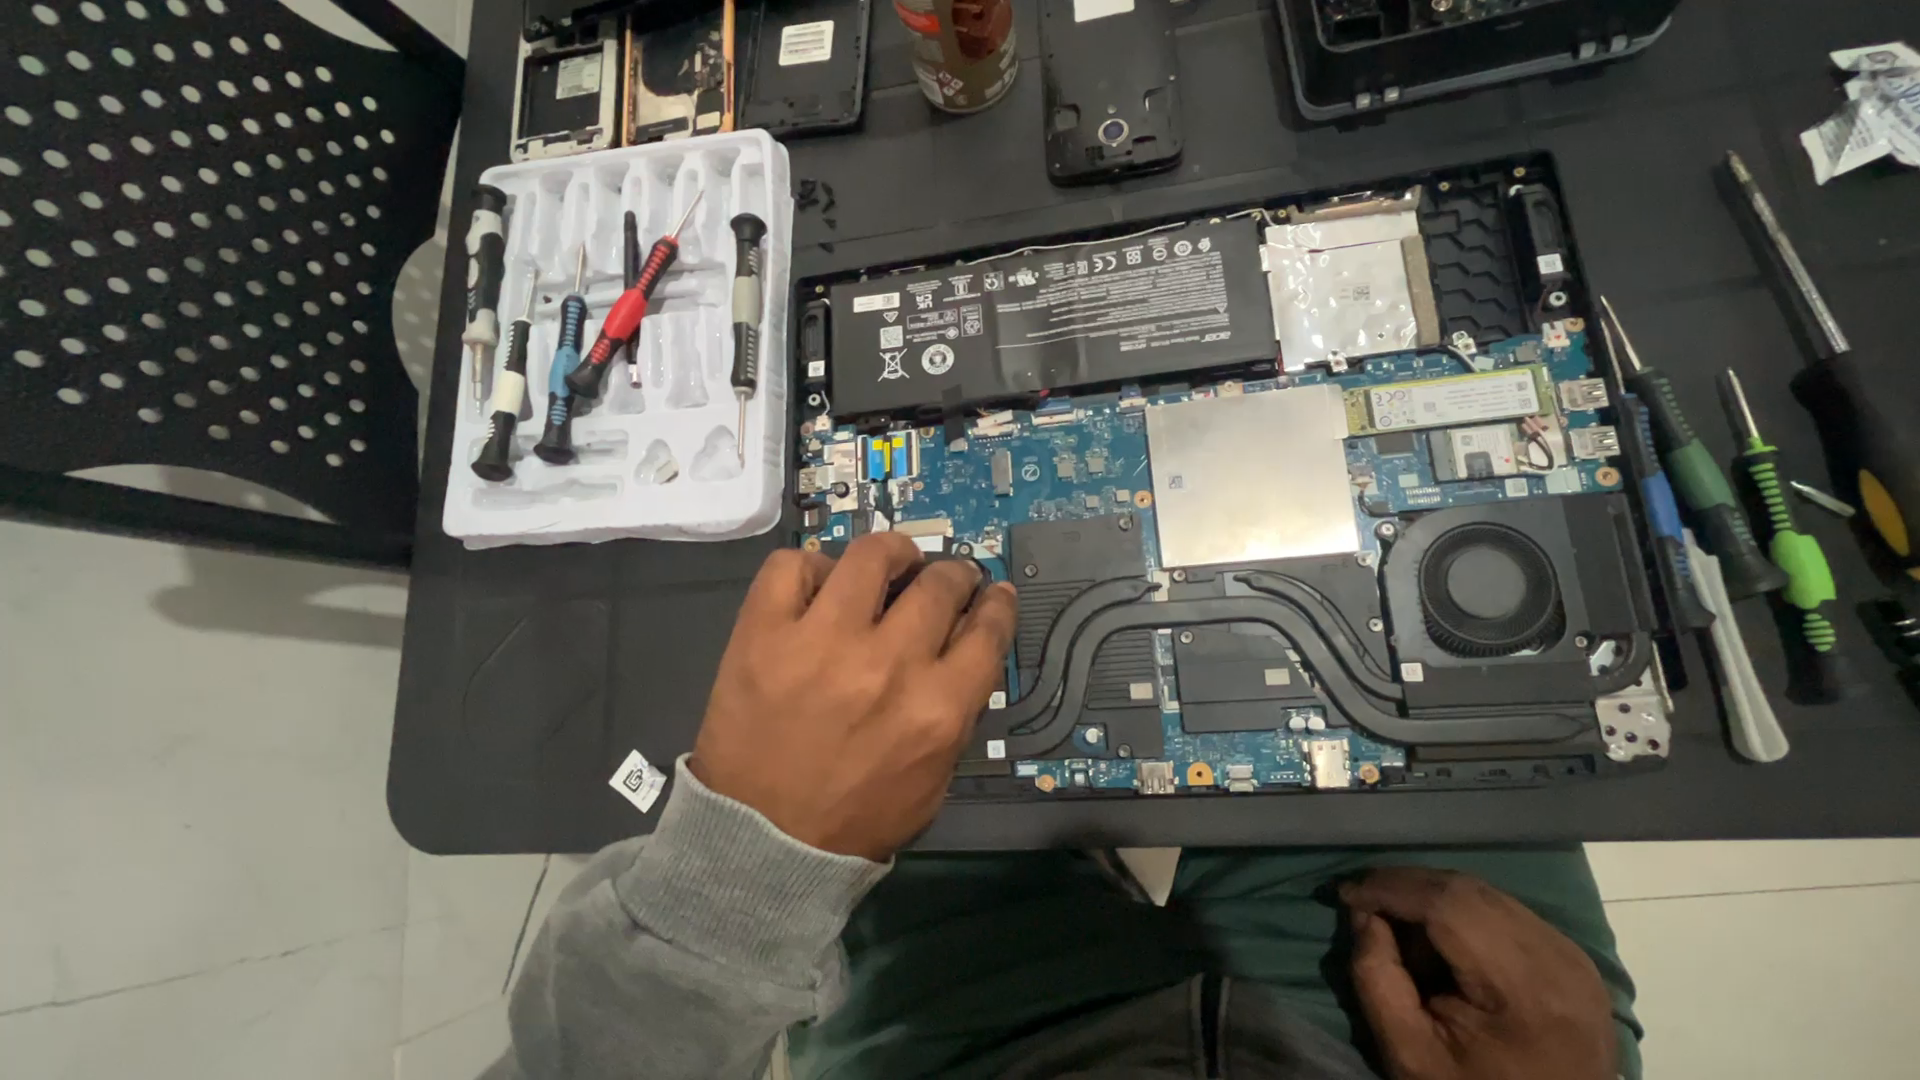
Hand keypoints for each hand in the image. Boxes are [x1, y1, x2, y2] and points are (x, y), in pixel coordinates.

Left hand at [690, 534, 1017, 861]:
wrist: (759, 845)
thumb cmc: (856, 819)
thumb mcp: (934, 779)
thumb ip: (957, 712)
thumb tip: (964, 648)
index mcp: (937, 709)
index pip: (988, 630)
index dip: (996, 604)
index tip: (992, 594)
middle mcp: (888, 665)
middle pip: (939, 585)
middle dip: (954, 575)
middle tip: (945, 580)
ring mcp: (821, 642)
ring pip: (871, 555)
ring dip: (893, 552)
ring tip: (891, 562)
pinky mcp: (763, 634)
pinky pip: (792, 566)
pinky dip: (811, 568)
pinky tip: (820, 588)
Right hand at [1343, 867, 1616, 1079]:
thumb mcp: (1407, 1051)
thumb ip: (1375, 977)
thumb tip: (1364, 912)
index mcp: (1524, 990)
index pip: (1447, 905)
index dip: (1389, 888)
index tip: (1345, 894)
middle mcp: (1558, 960)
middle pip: (1464, 890)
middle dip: (1404, 885)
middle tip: (1362, 900)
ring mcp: (1572, 954)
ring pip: (1481, 891)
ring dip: (1429, 894)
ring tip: (1396, 920)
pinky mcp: (1572, 955)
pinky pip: (1501, 907)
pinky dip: (1458, 907)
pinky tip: (1436, 934)